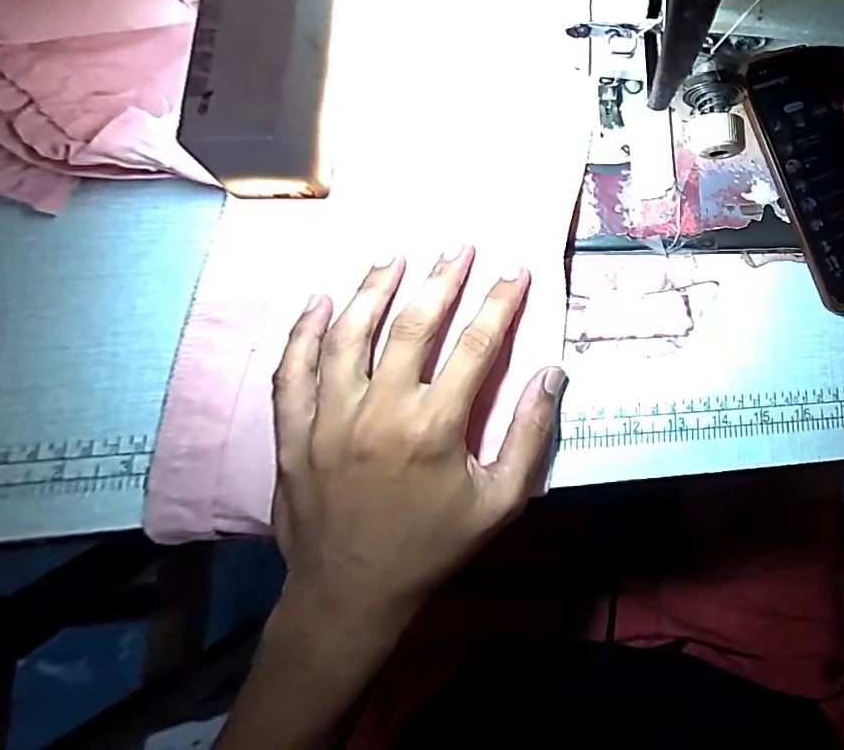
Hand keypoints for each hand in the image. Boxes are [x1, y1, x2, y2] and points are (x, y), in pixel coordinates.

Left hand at [269, 247, 565, 624]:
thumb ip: (531, 434)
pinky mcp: (293, 435)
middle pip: (412, 328)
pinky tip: (317, 301)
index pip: (477, 346)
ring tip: (393, 258)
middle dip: (441, 281)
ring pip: (347, 338)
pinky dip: (302, 333)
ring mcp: (328, 422)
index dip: (501, 302)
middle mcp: (379, 413)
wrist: (350, 596)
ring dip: (372, 292)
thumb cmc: (435, 544)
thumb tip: (551, 373)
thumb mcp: (503, 499)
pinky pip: (292, 372)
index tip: (517, 270)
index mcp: (433, 427)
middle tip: (459, 247)